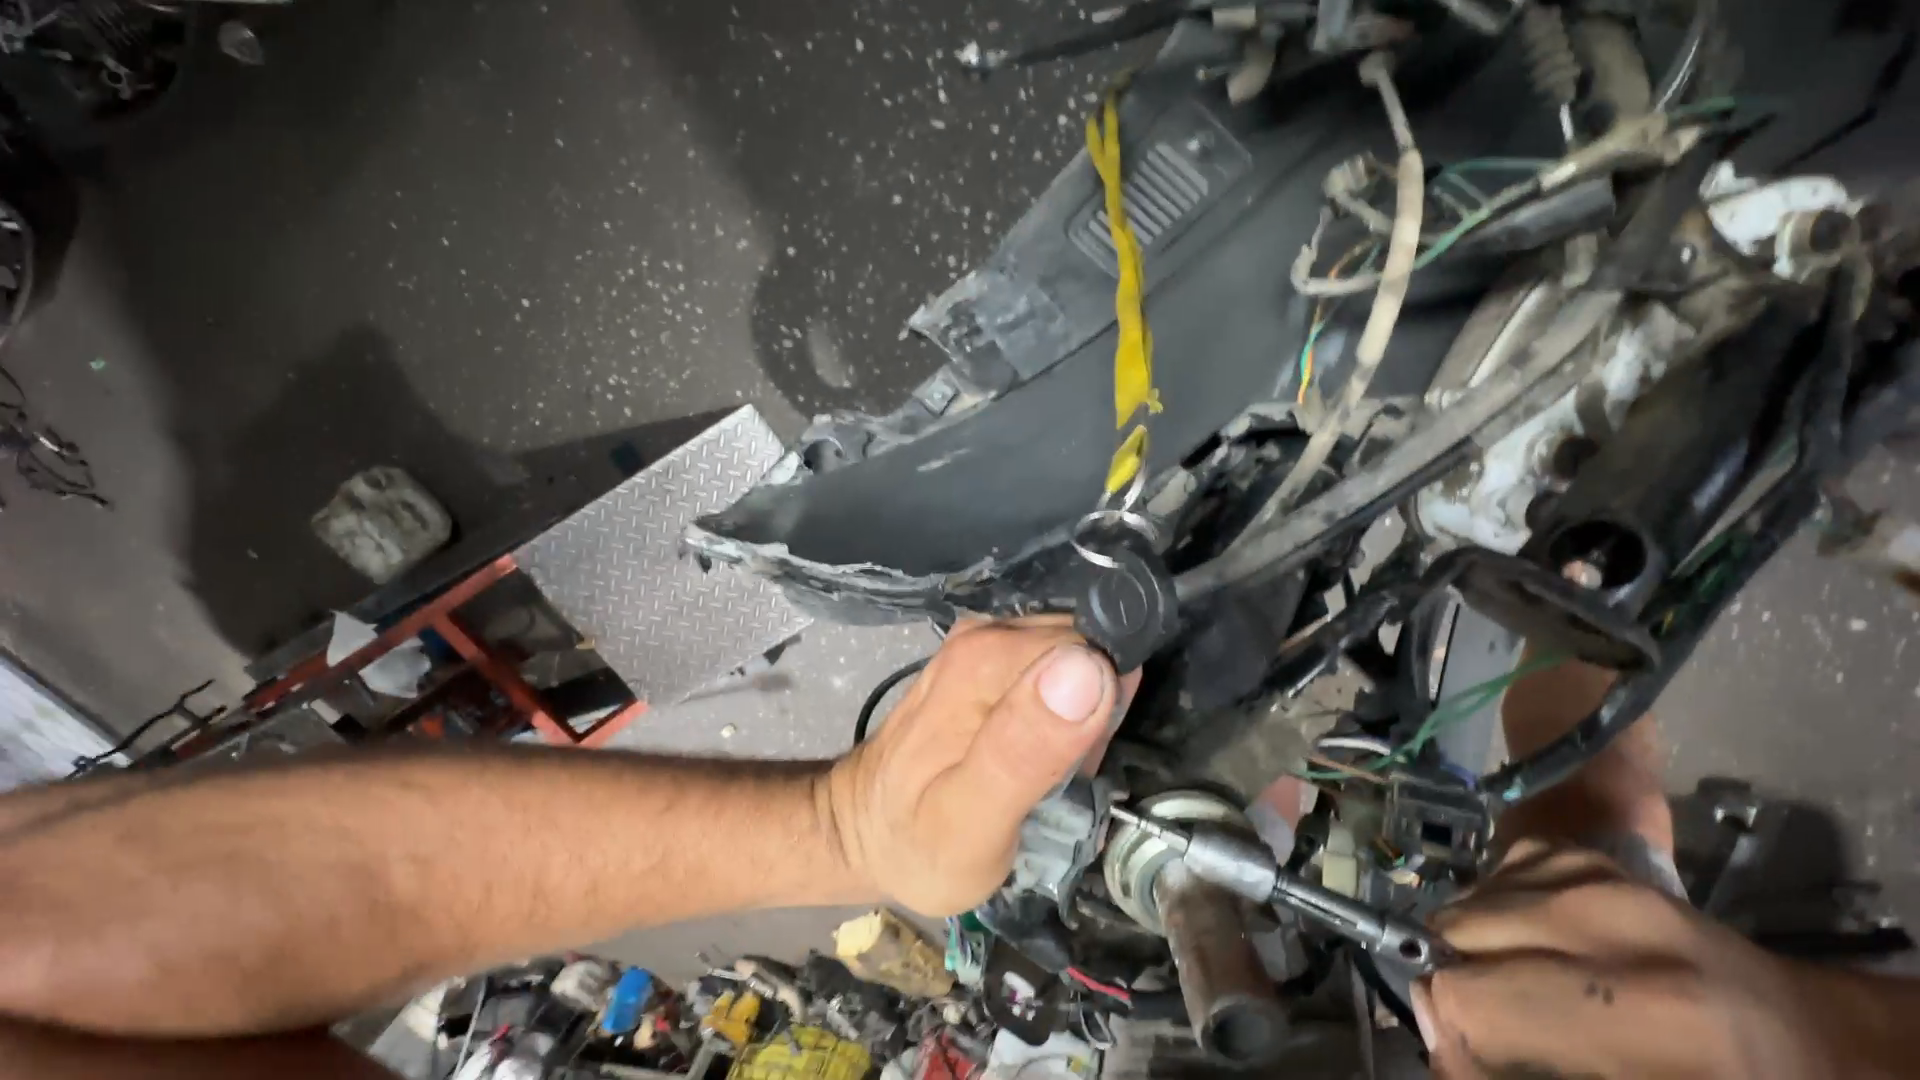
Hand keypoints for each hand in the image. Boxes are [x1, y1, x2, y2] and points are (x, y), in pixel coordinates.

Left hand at [820, 618, 1134, 916]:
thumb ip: (1027, 748)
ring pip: (1077, 660)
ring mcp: (986, 643)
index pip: (1093, 651)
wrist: (865, 833)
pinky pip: (1056, 671)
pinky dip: (1062, 715)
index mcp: (985, 659)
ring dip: (1081, 717)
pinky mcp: (988, 661)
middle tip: (1061, 774)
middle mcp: (987, 633)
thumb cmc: (917, 843)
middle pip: (1088, 651)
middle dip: (1095, 711)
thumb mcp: (973, 819)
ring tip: (1048, 768)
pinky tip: (1038, 752)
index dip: (1104, 708)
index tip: (1077, 762)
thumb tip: (1088, 670)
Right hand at [1414, 840, 1828, 1079]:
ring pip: (1463, 904)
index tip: (1465, 1062)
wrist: (1806, 1033)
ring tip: (1511, 987)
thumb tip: (1442, 1047)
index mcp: (1646, 1006)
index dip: (1450, 1034)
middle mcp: (1605, 918)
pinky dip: (1491, 915)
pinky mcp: (1579, 854)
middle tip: (1486, 1027)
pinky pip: (1490, 878)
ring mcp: (1590, 872)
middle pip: (1453, 937)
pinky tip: (1528, 945)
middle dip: (1452, 984)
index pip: (1467, 993)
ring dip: (1469, 949)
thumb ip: (1529, 1067)